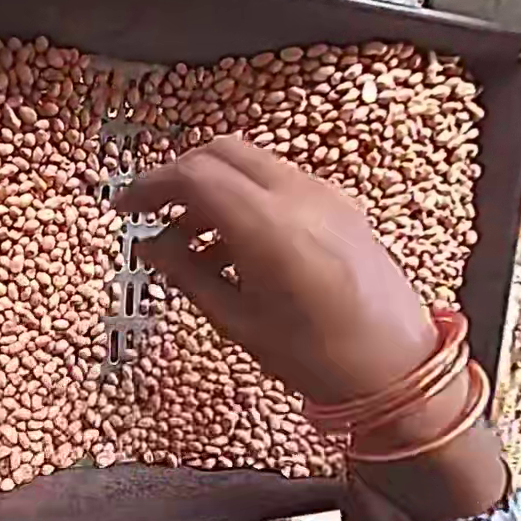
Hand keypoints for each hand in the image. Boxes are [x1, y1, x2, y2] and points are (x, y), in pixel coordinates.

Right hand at [116, 135, 435, 404]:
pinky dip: (238, 198)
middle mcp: (299, 195)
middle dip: (176, 178)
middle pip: (219, 153)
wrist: (397, 368)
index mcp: (270, 228)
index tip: (123, 208)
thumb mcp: (236, 320)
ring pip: (247, 163)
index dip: (149, 186)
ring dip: (207, 188)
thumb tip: (148, 244)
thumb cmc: (313, 356)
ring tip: (185, 240)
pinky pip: (273, 182)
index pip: (194, 176)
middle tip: (151, 214)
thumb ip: (185, 273)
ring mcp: (323, 194)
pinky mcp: (336, 203)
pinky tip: (226, 245)